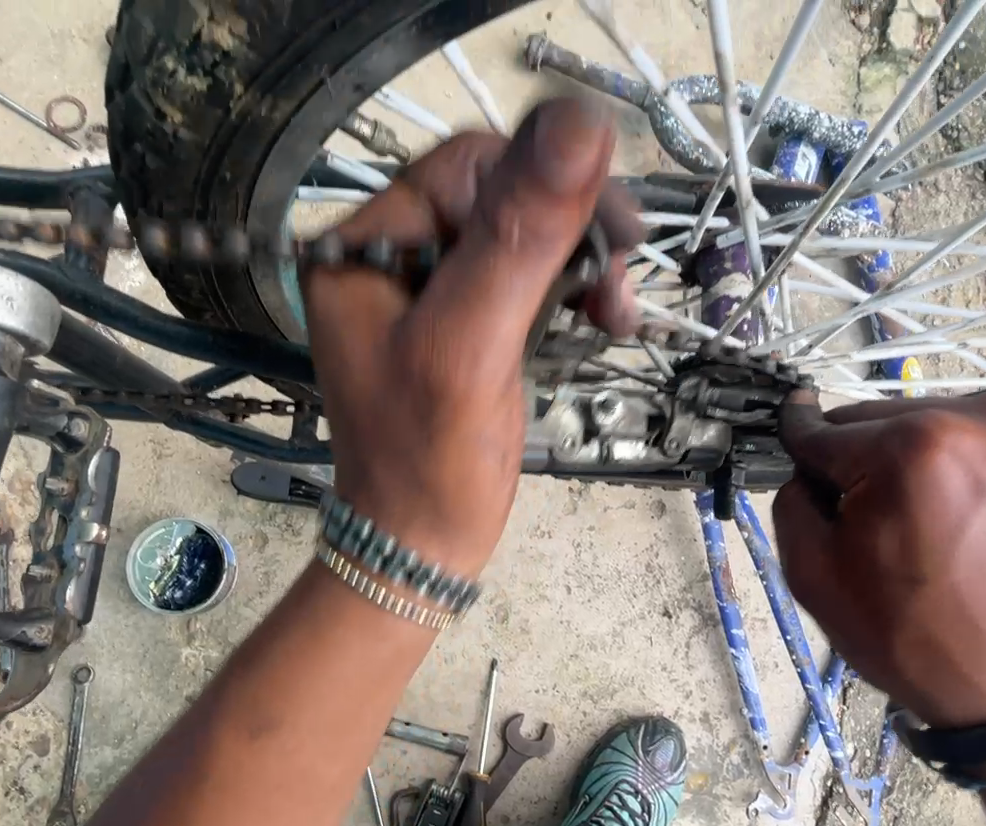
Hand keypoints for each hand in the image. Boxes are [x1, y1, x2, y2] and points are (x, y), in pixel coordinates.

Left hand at [300, 98, 638, 578]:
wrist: (421, 546)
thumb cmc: (430, 462)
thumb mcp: (469, 347)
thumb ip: (517, 240)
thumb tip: (581, 120)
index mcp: (363, 248)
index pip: (464, 168)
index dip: (542, 186)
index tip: (610, 235)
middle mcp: (389, 258)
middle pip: (496, 199)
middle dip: (568, 230)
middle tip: (622, 272)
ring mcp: (427, 292)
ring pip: (518, 237)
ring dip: (578, 261)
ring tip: (616, 307)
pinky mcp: (461, 323)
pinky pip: (522, 278)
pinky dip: (568, 290)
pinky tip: (601, 314)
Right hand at [772, 391, 985, 727]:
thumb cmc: (914, 638)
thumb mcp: (813, 576)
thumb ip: (791, 501)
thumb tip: (809, 470)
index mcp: (907, 447)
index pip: (820, 428)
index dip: (793, 440)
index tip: (784, 429)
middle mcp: (972, 415)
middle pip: (870, 419)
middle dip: (851, 460)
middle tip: (856, 516)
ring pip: (920, 422)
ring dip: (898, 458)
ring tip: (908, 519)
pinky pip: (967, 436)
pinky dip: (945, 462)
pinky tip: (949, 512)